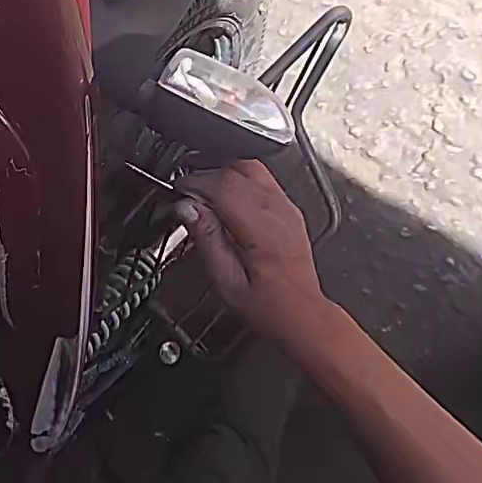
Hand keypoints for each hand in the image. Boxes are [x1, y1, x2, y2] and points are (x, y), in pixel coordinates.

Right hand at [176, 160, 333, 343]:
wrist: (302, 314)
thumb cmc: (268, 306)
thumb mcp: (227, 282)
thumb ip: (208, 241)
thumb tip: (188, 209)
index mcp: (263, 230)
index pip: (224, 186)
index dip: (195, 183)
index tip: (179, 191)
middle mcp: (279, 212)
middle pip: (236, 171)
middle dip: (206, 176)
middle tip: (188, 194)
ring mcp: (287, 208)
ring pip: (251, 168)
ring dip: (223, 174)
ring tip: (206, 194)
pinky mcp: (289, 209)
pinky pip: (263, 179)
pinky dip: (240, 180)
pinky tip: (228, 199)